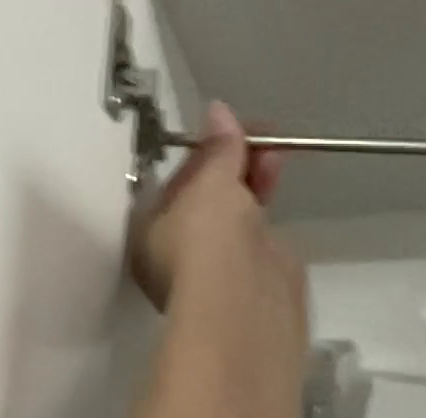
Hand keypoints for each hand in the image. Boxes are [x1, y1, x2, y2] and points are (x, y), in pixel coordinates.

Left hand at [130, 101, 300, 313]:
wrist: (242, 299)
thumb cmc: (206, 237)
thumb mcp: (207, 181)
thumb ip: (217, 147)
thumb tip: (217, 111)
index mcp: (148, 236)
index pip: (170, 186)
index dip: (198, 154)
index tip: (224, 126)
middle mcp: (176, 253)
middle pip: (204, 198)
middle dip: (229, 162)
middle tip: (257, 133)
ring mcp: (214, 264)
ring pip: (231, 209)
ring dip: (251, 174)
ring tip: (274, 150)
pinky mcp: (250, 272)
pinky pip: (254, 224)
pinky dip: (264, 196)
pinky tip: (278, 172)